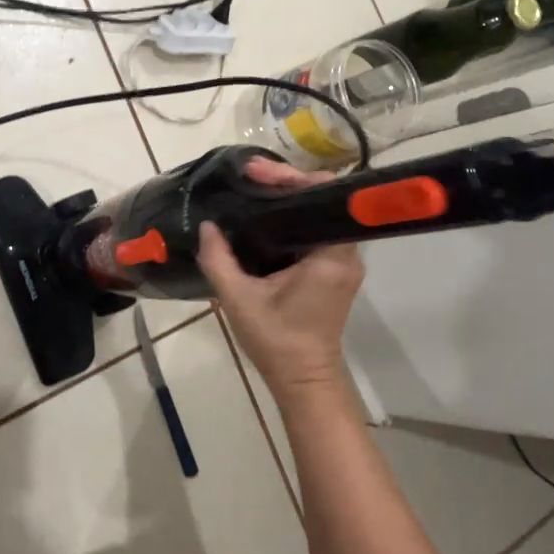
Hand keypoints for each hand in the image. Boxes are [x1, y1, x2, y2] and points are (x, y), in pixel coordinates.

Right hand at [198, 157, 364, 393]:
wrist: (302, 379)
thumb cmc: (275, 339)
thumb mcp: (238, 298)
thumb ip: (219, 258)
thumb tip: (207, 225)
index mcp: (331, 256)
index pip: (326, 198)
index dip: (293, 179)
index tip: (259, 174)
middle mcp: (345, 254)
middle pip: (321, 202)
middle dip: (285, 185)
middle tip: (249, 177)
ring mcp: (342, 263)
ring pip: (317, 216)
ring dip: (286, 201)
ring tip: (251, 190)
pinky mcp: (332, 271)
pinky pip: (313, 233)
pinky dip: (289, 221)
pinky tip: (261, 217)